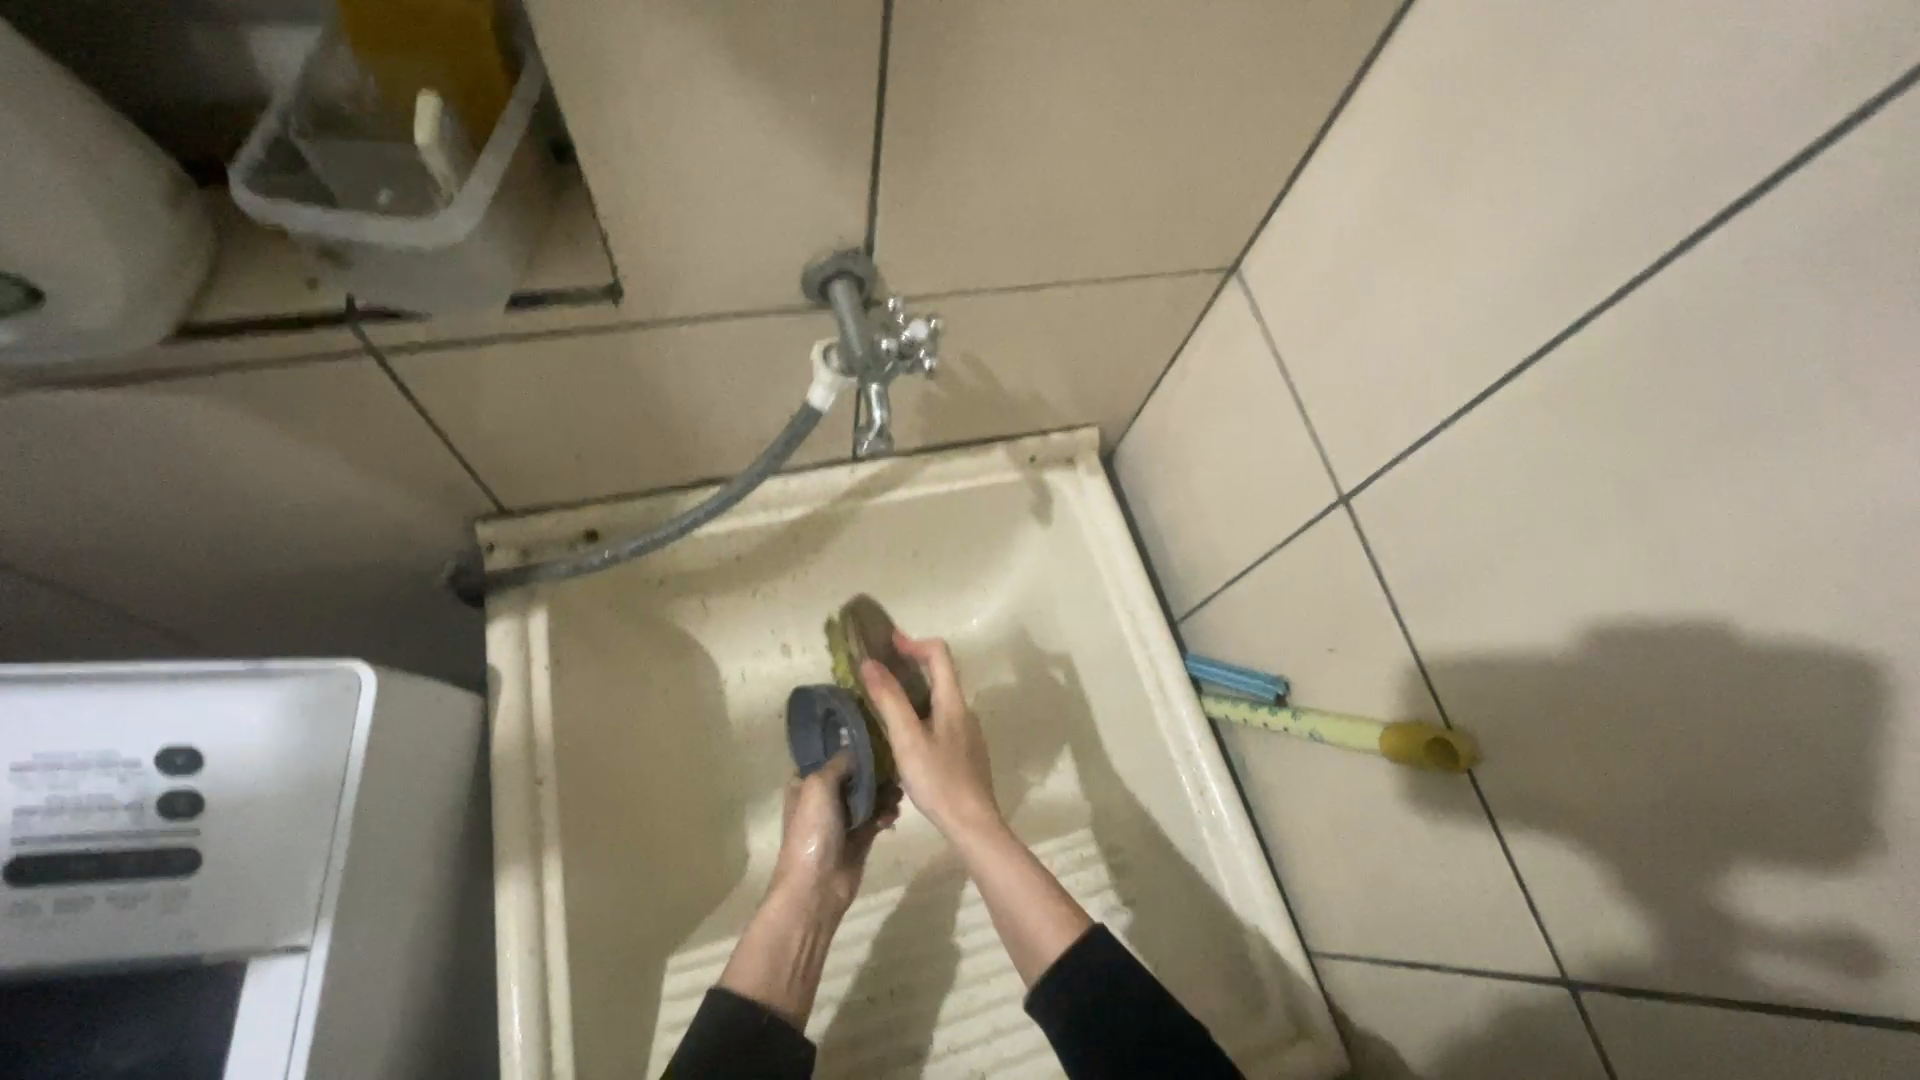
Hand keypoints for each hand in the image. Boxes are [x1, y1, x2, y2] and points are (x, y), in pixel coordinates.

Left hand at [768, 750, 898, 918]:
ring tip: (897, 793)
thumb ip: (841, 762)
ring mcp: (842, 818)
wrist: (816, 886)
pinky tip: (892, 814)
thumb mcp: (819, 785)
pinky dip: (886, 812)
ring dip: (885, 791)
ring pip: (870, 794)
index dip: (853, 748)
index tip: (878, 739)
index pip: (832, 756)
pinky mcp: (860, 836)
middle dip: (875, 770)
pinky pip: (878, 815)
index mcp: (807, 783)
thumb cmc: (812, 830)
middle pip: (855, 774)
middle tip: (894, 767)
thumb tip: (860, 748)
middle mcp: (824, 797)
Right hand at [860, 632, 1003, 841]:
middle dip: (910, 666)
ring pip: (939, 700)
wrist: (973, 823)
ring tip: (884, 704)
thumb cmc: (938, 780)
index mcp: (952, 701)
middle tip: (878, 673)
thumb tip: (870, 662)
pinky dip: (921, 715)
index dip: (913, 643)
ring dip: (914, 692)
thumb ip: (890, 700)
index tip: (886, 644)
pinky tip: (904, 738)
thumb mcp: (907, 739)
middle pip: (940, 674)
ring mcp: (968, 732)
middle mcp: (964, 710)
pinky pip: (942, 720)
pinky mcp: (965, 752)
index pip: (939, 653)